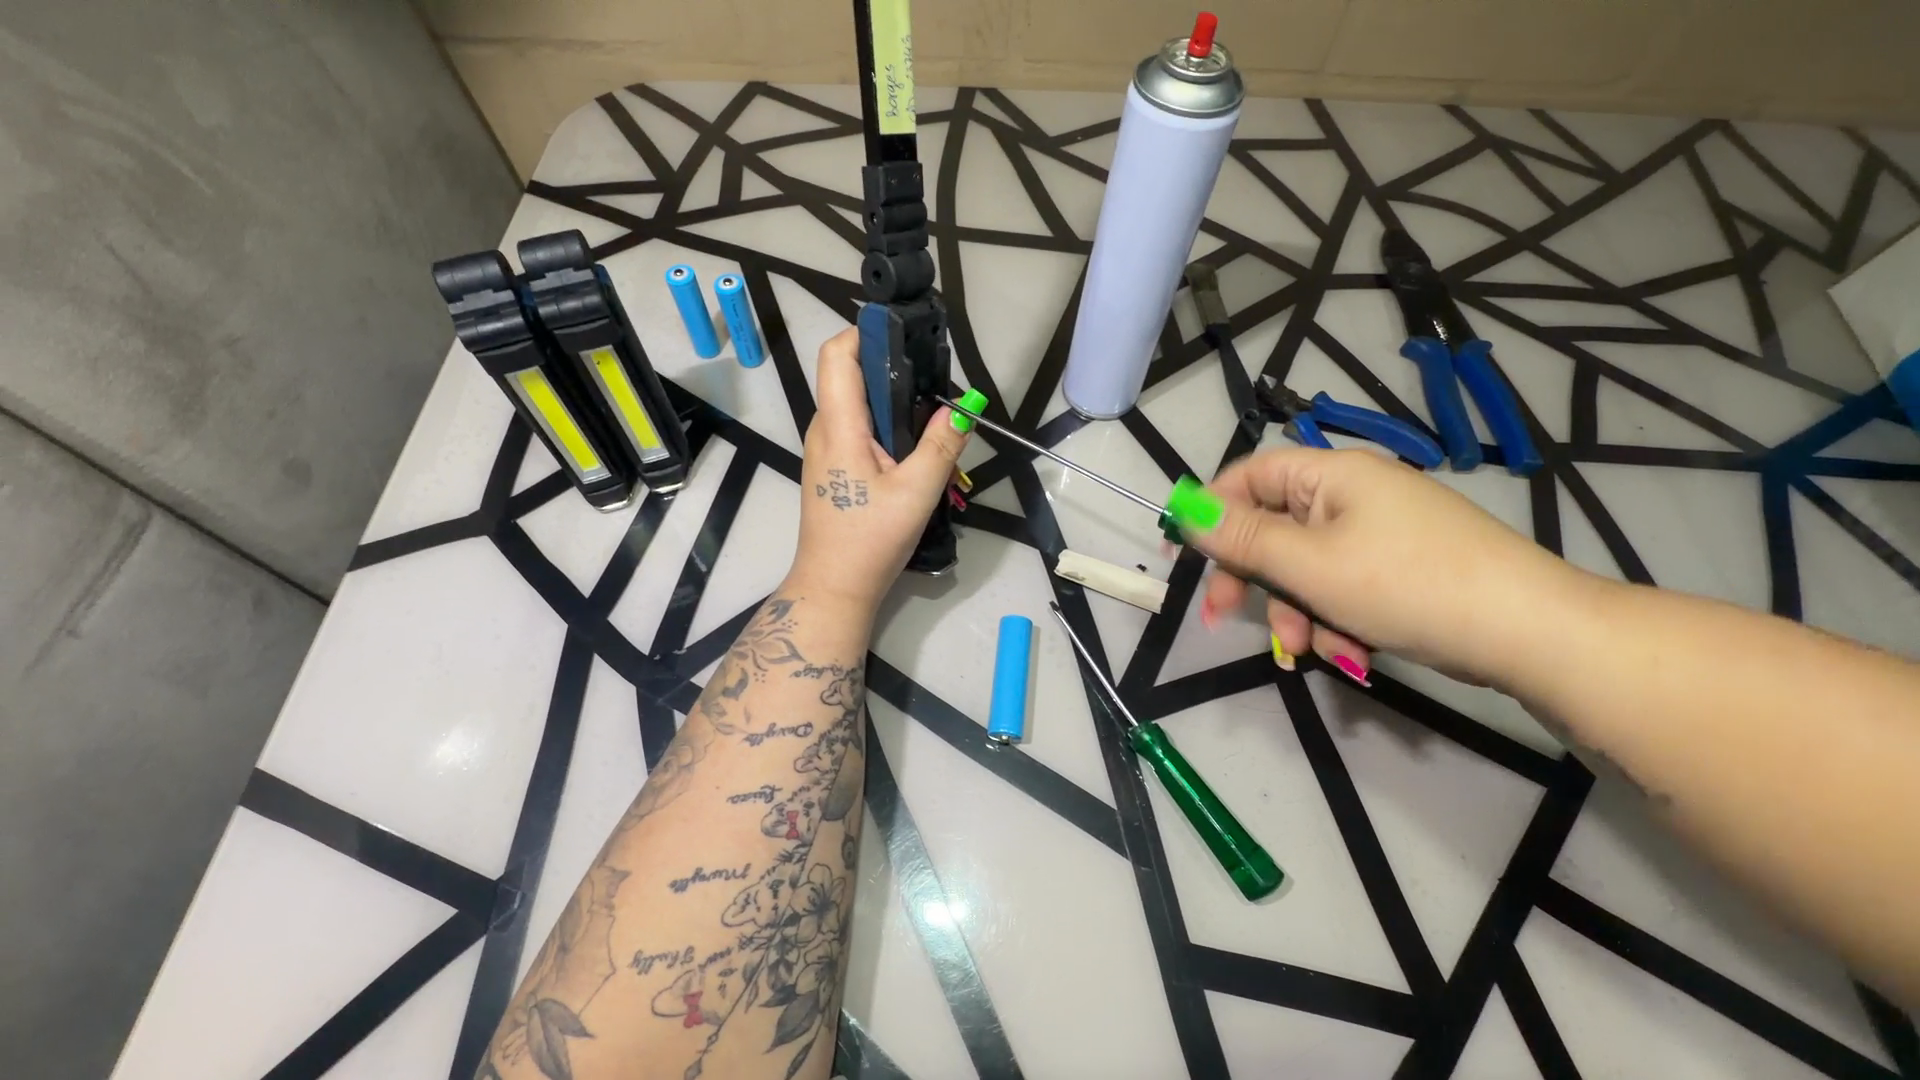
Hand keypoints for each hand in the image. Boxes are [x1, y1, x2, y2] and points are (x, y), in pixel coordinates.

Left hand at [785, 329, 970, 613]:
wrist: (836, 586)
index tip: (904, 337)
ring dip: (889, 399)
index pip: (837, 354)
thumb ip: (942, 443)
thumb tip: (961, 406)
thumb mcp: (917, 491)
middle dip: (888, 366)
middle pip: (848, 374)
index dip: (864, 333)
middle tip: (932, 379)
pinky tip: (910, 445)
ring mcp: (824, 448)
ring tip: (928, 414)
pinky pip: (855, 427)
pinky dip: (882, 423)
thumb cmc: (870, 540)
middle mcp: (824, 428)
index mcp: (839, 426)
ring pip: (854, 403)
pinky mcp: (832, 466)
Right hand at [1182, 447, 1580, 686]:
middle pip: (1273, 527)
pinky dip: (1334, 618)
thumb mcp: (1309, 565)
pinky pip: (1342, 586)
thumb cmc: (1407, 585)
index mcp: (1331, 475)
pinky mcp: (1400, 569)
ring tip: (1312, 649)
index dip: (1209, 510)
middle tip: (1226, 619)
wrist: (1529, 631)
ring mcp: (1380, 532)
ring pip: (1305, 567)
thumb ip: (1242, 538)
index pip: (1249, 475)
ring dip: (1295, 610)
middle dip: (1252, 578)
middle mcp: (1353, 494)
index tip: (1180, 556)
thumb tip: (1188, 510)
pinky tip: (1351, 651)